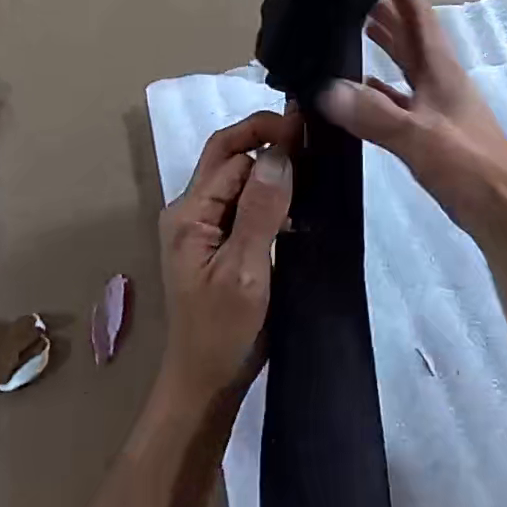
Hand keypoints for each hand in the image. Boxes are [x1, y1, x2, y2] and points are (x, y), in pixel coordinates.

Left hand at [156, 110, 298, 404]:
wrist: (208, 380)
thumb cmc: (223, 330)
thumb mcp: (245, 270)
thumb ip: (260, 210)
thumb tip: (280, 152)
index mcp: (190, 214)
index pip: (231, 155)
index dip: (268, 135)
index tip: (309, 127)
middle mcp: (193, 212)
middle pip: (230, 158)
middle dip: (268, 141)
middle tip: (315, 139)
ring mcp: (207, 227)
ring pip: (242, 179)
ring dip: (274, 168)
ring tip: (316, 165)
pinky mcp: (223, 242)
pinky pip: (248, 203)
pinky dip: (275, 194)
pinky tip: (302, 201)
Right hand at [317, 0, 506, 237]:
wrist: (504, 213)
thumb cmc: (471, 168)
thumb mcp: (420, 138)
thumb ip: (375, 115)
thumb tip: (326, 89)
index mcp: (443, 73)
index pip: (422, 20)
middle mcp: (441, 84)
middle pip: (413, 40)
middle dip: (389, 15)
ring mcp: (438, 110)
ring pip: (407, 70)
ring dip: (387, 50)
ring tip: (357, 32)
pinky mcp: (433, 135)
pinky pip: (401, 104)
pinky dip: (381, 94)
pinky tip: (362, 96)